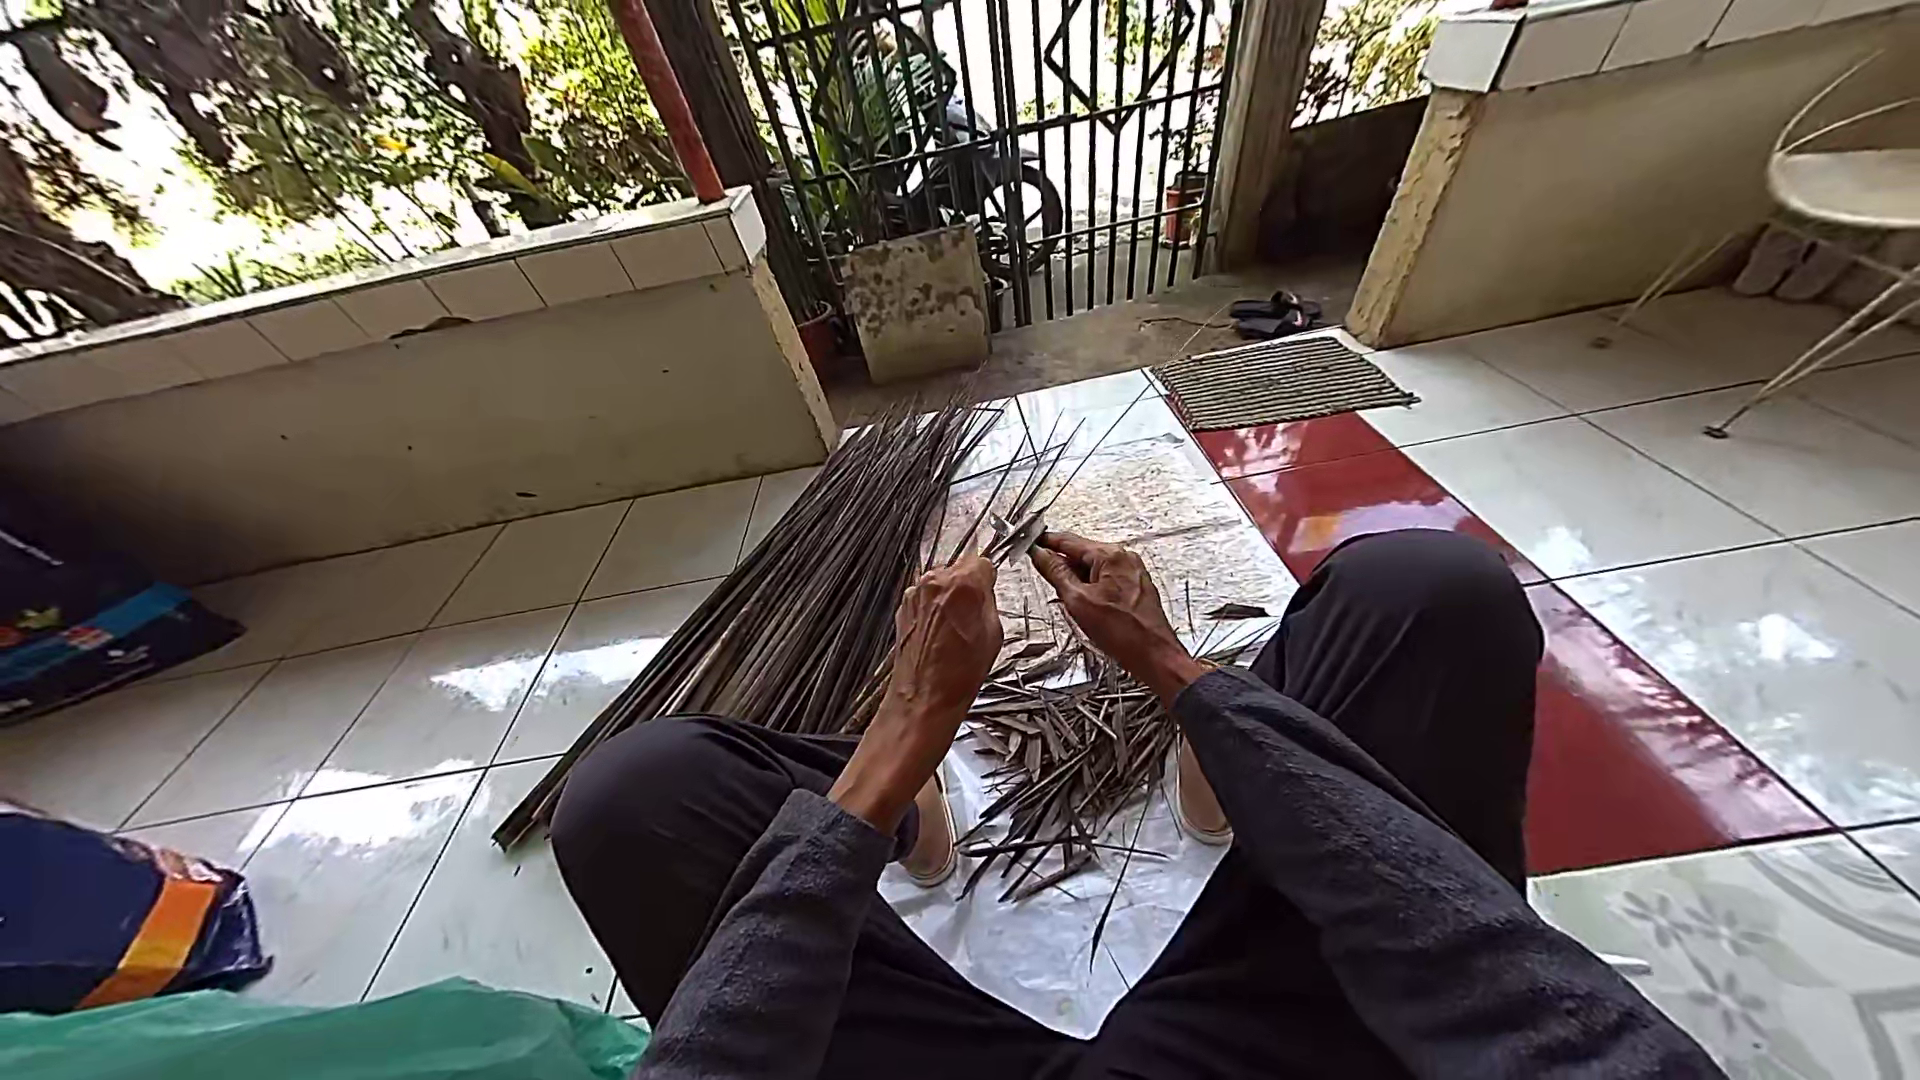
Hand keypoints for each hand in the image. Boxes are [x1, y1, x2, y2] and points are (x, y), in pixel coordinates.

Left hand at [830, 557, 1001, 831]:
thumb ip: (989, 601)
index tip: (990, 587)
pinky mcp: (905, 606)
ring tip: (956, 627)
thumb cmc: (959, 672)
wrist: (925, 696)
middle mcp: (937, 582)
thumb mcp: (994, 633)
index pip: (982, 561)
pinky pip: (926, 596)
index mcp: (965, 583)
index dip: (988, 577)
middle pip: (959, 568)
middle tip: (975, 613)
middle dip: (968, 585)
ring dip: (949, 596)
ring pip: (941, 582)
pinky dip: (934, 607)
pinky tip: (941, 632)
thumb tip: (985, 587)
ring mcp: (917, 593)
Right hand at [1029, 531, 1209, 704]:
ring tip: (1067, 598)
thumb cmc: (1123, 632)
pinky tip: (1085, 604)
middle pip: (1082, 552)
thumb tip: (1040, 555)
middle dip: (1061, 564)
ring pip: (1093, 566)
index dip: (1046, 542)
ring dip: (1075, 577)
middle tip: (1043, 576)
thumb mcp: (1078, 601)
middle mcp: (1124, 558)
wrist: (1155, 656)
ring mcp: (1132, 571)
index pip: (1069, 540)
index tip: (1030, 544)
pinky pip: (1105, 577)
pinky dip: (1090, 586)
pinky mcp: (1135, 585)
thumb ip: (1056, 573)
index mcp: (1110, 555)